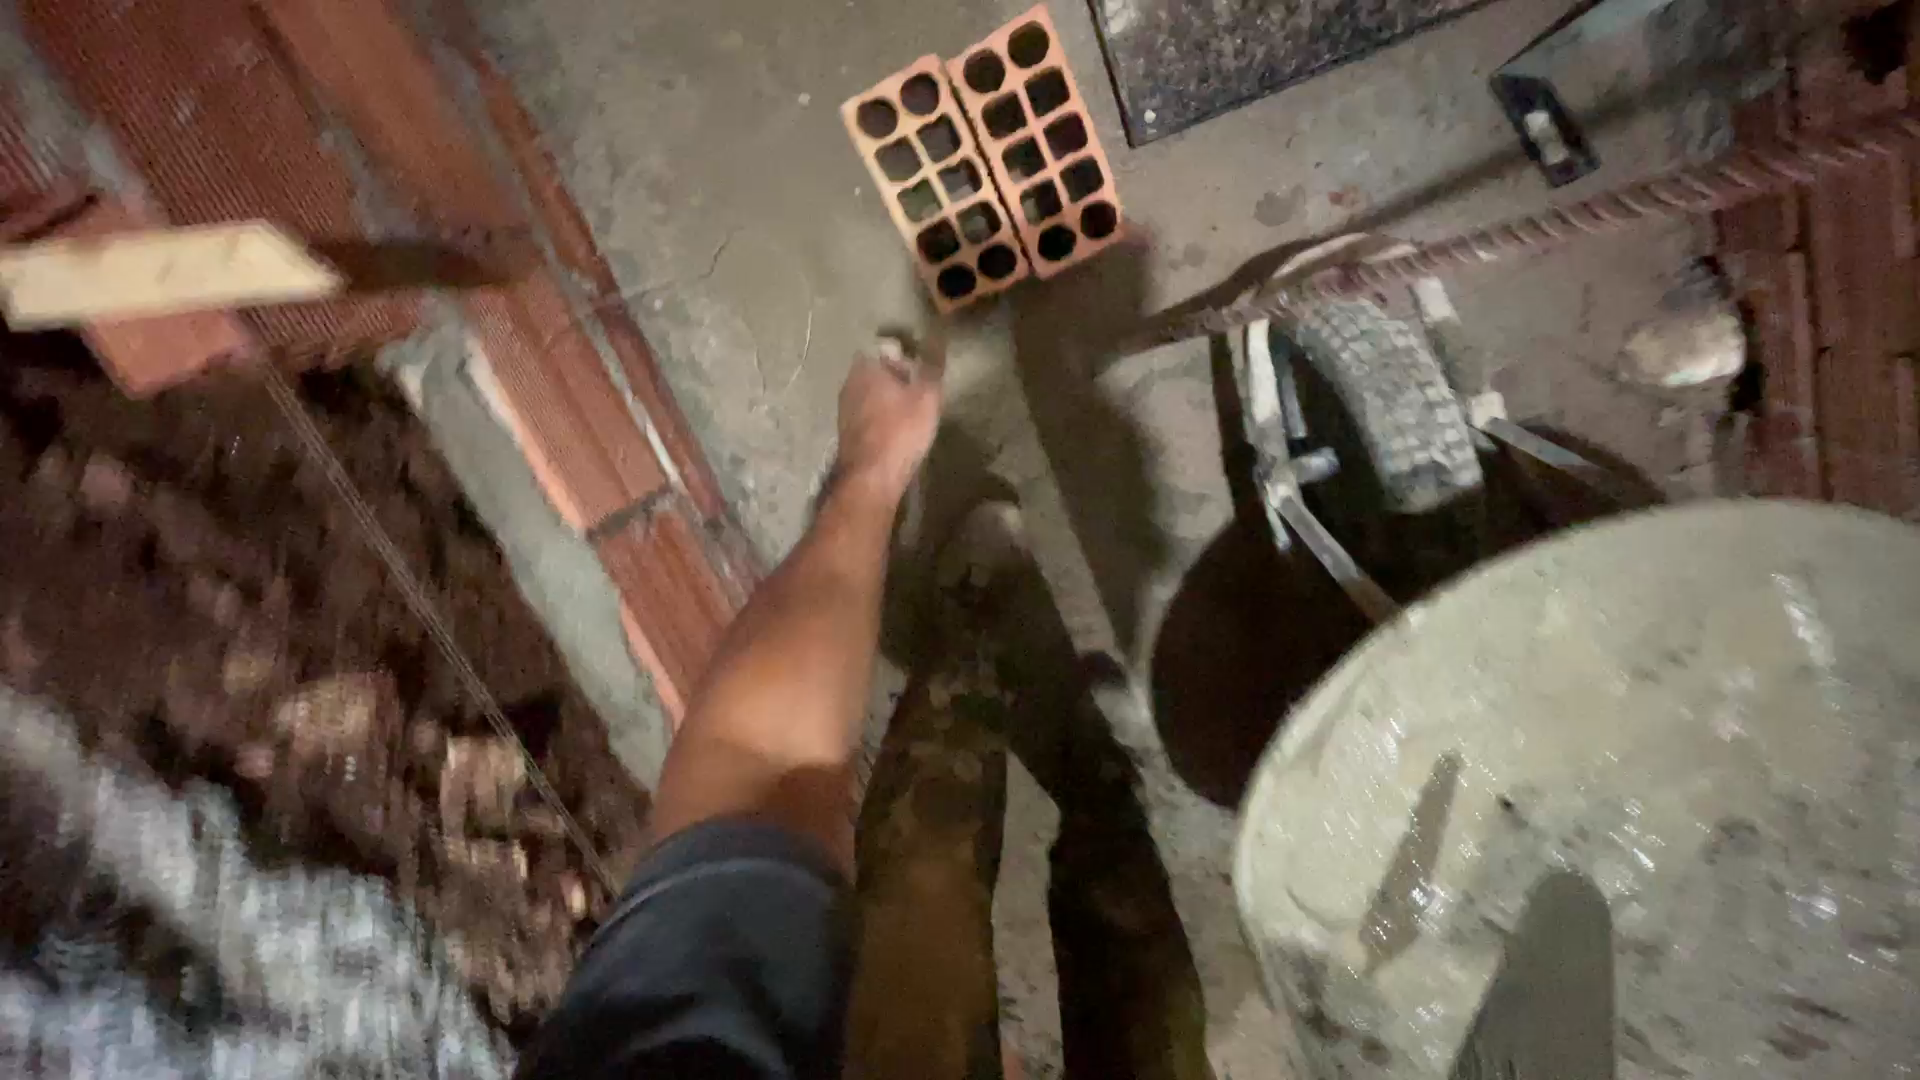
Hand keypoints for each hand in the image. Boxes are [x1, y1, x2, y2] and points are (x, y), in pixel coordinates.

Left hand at [834, 337, 942, 502]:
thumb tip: (937, 336)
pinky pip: (867, 415)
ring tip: (910, 416)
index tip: (923, 372)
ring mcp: (844, 408)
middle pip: (878, 370)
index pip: (888, 347)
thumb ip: (931, 365)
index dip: (908, 357)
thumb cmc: (902, 430)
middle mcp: (849, 381)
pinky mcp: (846, 431)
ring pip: (871, 393)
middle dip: (898, 378)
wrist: (872, 476)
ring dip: (889, 400)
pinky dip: (881, 418)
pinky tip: (895, 433)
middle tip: (920, 394)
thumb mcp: (927, 395)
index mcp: (866, 365)